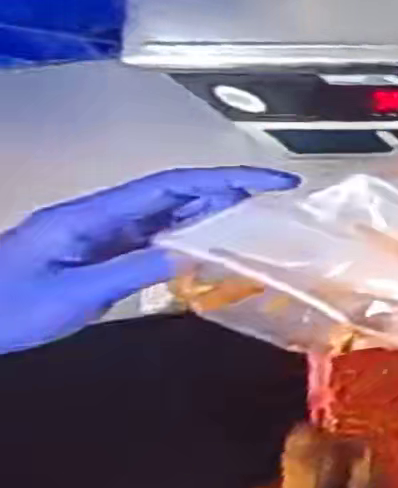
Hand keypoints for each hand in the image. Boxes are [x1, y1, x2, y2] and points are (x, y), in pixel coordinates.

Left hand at [0, 166, 299, 354]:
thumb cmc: (3, 309)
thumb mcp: (75, 293)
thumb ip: (140, 267)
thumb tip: (204, 250)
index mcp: (92, 216)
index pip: (174, 184)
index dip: (230, 178)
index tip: (279, 182)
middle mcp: (102, 217)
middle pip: (180, 195)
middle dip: (233, 197)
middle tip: (279, 213)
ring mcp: (104, 234)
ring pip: (176, 216)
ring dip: (220, 219)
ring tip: (260, 232)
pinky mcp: (108, 252)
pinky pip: (165, 237)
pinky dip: (200, 240)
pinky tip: (221, 252)